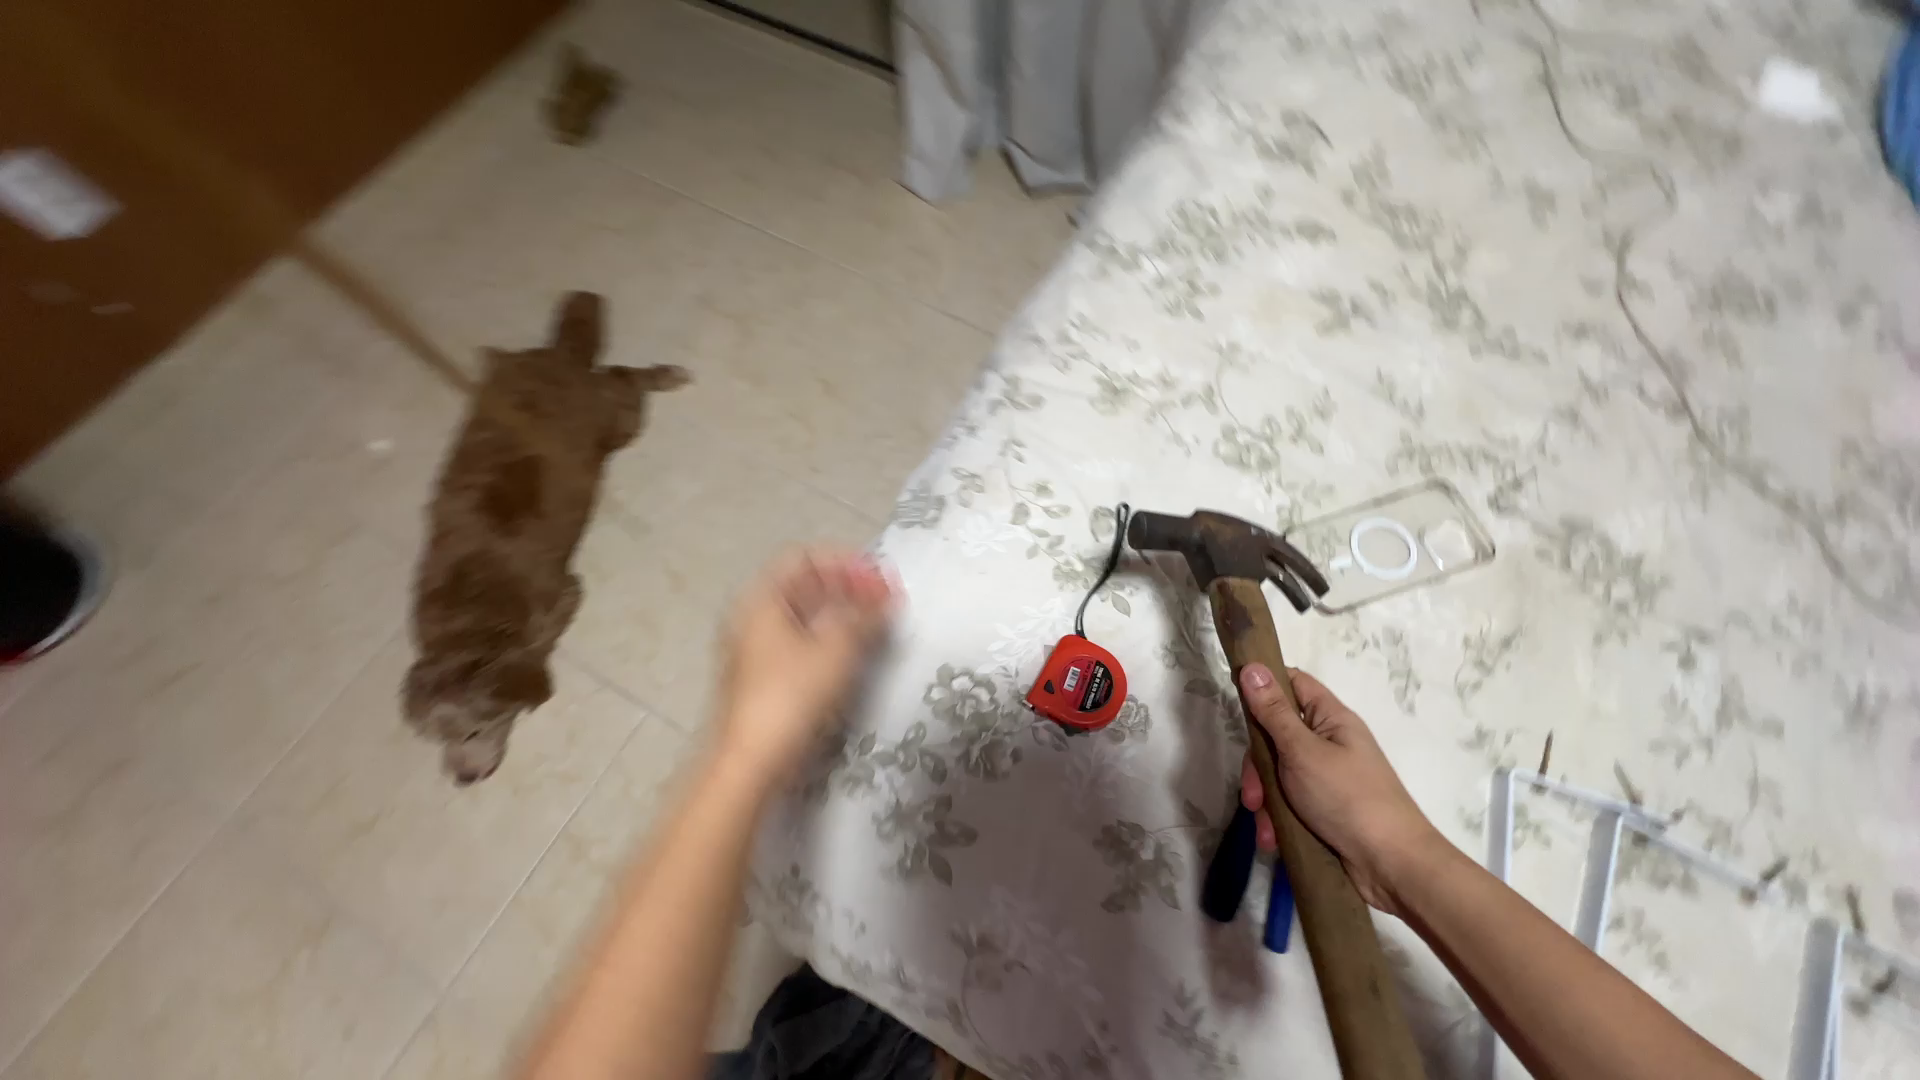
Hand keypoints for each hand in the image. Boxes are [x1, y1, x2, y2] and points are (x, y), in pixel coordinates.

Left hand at [715, 549, 895, 784]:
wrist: (751, 764)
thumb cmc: (791, 697)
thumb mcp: (836, 650)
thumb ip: (864, 616)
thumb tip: (886, 598)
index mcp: (762, 599)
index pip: (805, 558)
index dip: (846, 562)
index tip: (881, 578)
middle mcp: (755, 617)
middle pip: (805, 586)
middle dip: (849, 588)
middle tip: (888, 600)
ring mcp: (758, 649)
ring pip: (806, 617)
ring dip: (844, 614)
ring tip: (880, 625)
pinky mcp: (768, 678)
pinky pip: (803, 643)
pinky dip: (832, 639)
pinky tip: (858, 653)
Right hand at [1238, 664, 1442, 916]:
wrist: (1393, 866)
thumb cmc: (1348, 798)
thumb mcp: (1302, 751)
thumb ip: (1273, 712)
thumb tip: (1252, 666)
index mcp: (1331, 719)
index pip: (1293, 683)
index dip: (1264, 684)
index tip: (1236, 698)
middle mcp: (1328, 742)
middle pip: (1276, 733)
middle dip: (1257, 764)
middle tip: (1252, 793)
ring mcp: (1326, 775)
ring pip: (1278, 771)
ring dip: (1265, 798)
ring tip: (1264, 825)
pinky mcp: (1323, 805)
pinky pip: (1289, 800)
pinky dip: (1277, 817)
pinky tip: (1273, 837)